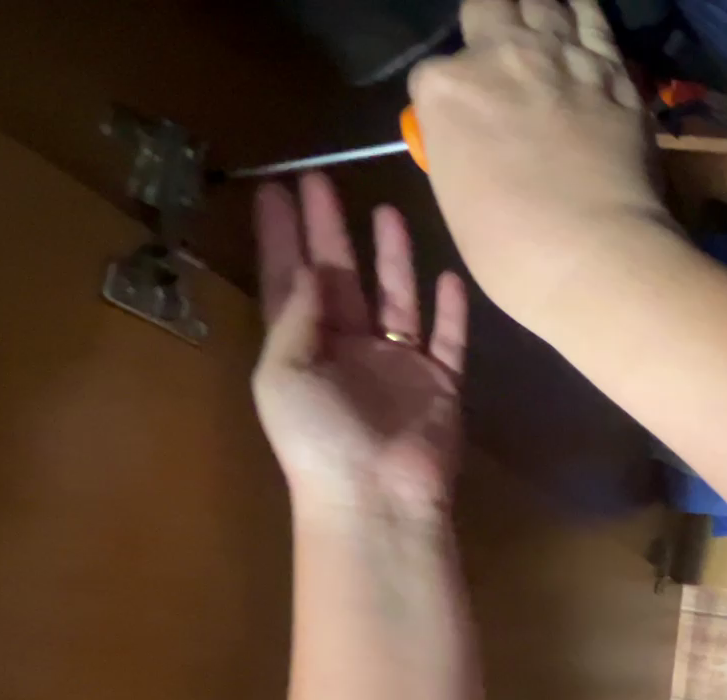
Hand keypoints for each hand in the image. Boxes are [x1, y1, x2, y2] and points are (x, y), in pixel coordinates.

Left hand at [253, 173, 466, 525]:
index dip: (282, 236)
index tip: (275, 188)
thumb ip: (297, 319)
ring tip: (389, 211)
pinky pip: (448, 339)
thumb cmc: (319, 438)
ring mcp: (399, 366)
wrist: (379, 494)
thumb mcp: (282, 375)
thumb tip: (313, 269)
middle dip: (331, 231)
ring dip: (393, 259)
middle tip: (323, 179)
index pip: (292, 281)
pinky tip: (450, 276)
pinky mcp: (441, 383)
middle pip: (343, 279)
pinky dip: (451, 311)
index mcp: (305, 349)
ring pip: (397, 300)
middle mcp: (351, 350)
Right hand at [407, 0, 671, 330]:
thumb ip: (466, 155)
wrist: (596, 258)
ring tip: (544, 19)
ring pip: (546, 3)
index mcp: (445, 90)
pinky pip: (599, 26)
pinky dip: (588, 19)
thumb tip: (484, 148)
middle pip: (491, 8)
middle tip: (507, 50)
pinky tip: (584, 17)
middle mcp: (500, 57)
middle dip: (494, 23)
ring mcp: (562, 61)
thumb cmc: (515, 255)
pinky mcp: (616, 78)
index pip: (438, 74)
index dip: (456, 95)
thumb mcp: (460, 205)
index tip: (473, 118)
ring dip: (542, 9)